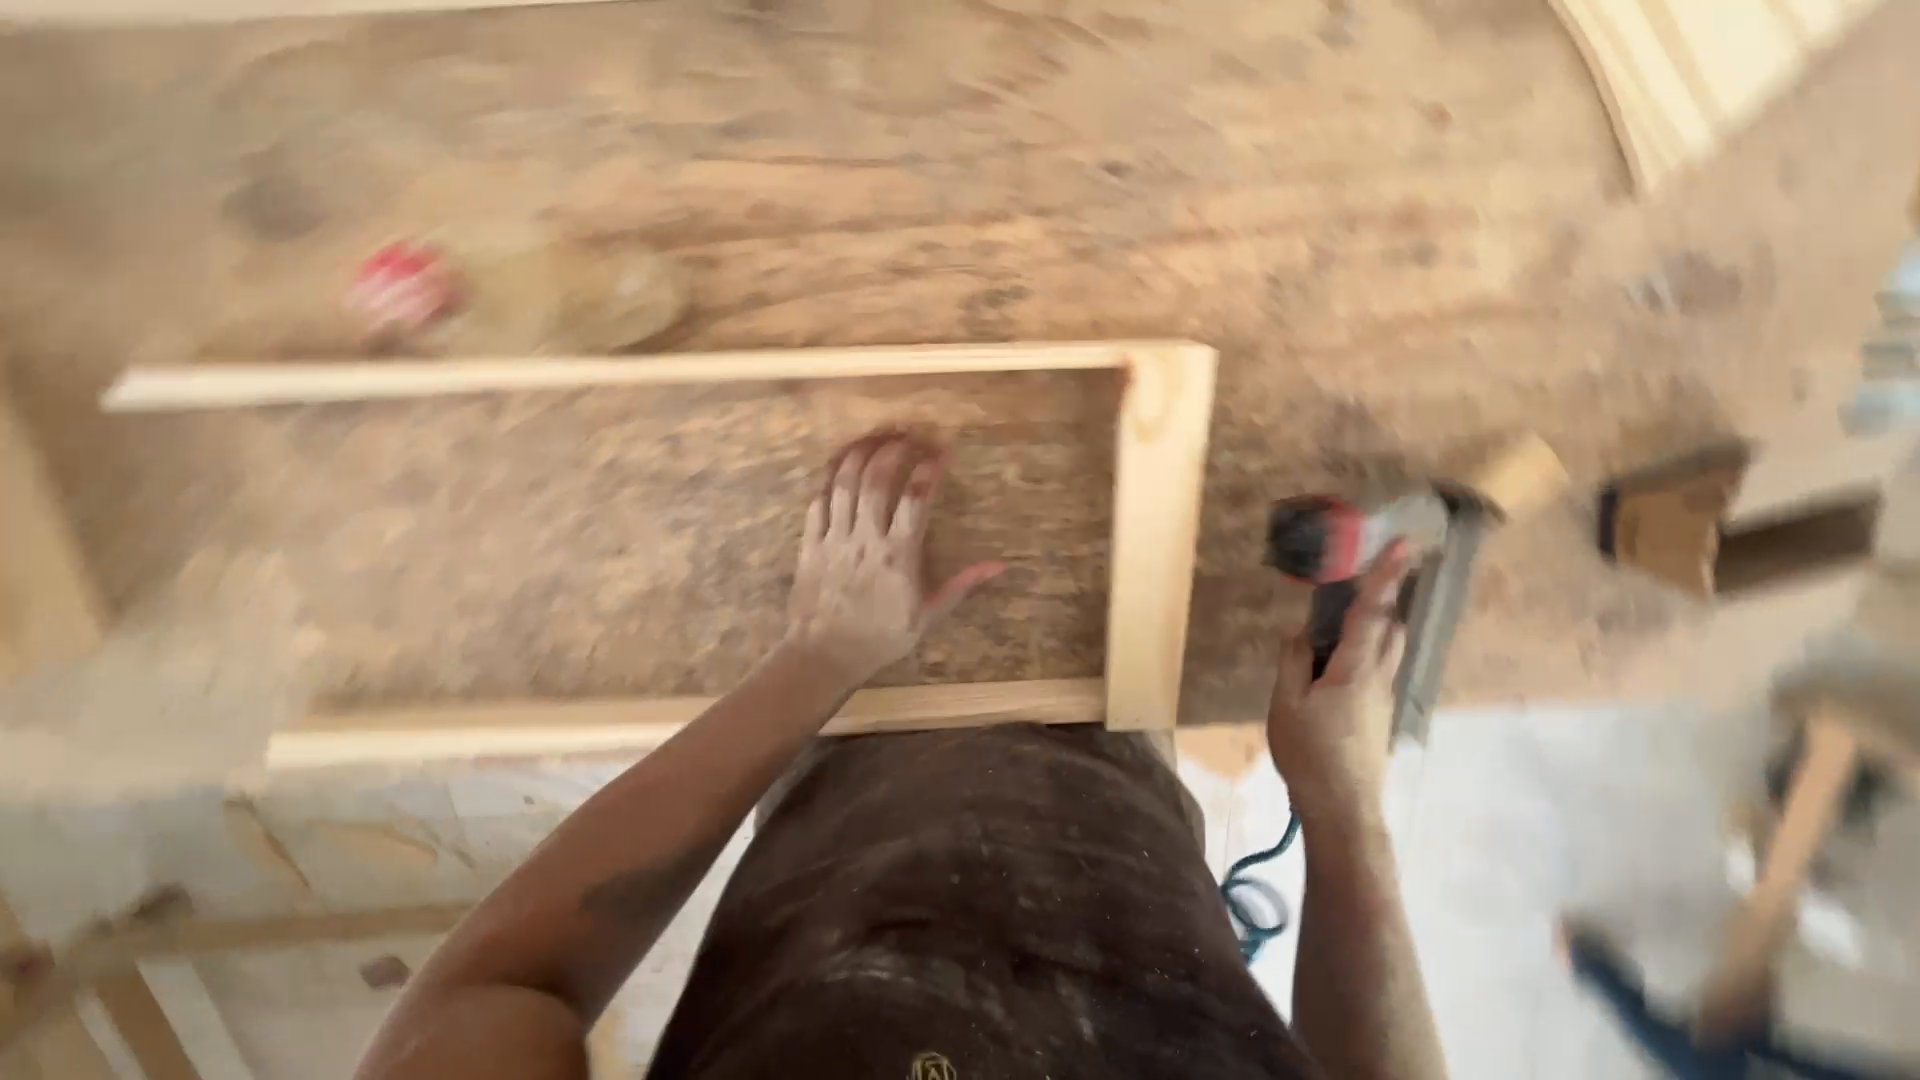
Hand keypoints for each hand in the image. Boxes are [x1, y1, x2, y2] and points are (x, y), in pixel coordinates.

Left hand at [784, 432, 1006, 687]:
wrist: (823, 656)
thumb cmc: (880, 639)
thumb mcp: (928, 616)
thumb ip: (961, 585)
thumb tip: (1000, 565)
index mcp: (897, 556)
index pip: (916, 499)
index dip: (930, 469)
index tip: (942, 451)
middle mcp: (865, 540)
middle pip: (876, 480)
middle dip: (892, 450)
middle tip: (906, 435)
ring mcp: (834, 539)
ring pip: (843, 483)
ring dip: (859, 453)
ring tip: (874, 436)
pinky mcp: (809, 543)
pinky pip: (817, 501)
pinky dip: (829, 477)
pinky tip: (840, 462)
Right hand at [1267, 542, 1410, 826]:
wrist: (1343, 808)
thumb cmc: (1310, 753)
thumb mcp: (1287, 704)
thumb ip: (1293, 662)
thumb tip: (1302, 634)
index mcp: (1356, 670)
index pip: (1372, 613)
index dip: (1384, 577)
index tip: (1403, 545)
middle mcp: (1379, 679)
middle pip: (1390, 628)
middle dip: (1383, 599)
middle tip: (1364, 582)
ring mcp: (1382, 700)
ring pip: (1386, 650)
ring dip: (1374, 626)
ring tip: (1343, 623)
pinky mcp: (1377, 716)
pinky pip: (1375, 669)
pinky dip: (1364, 652)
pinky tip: (1332, 669)